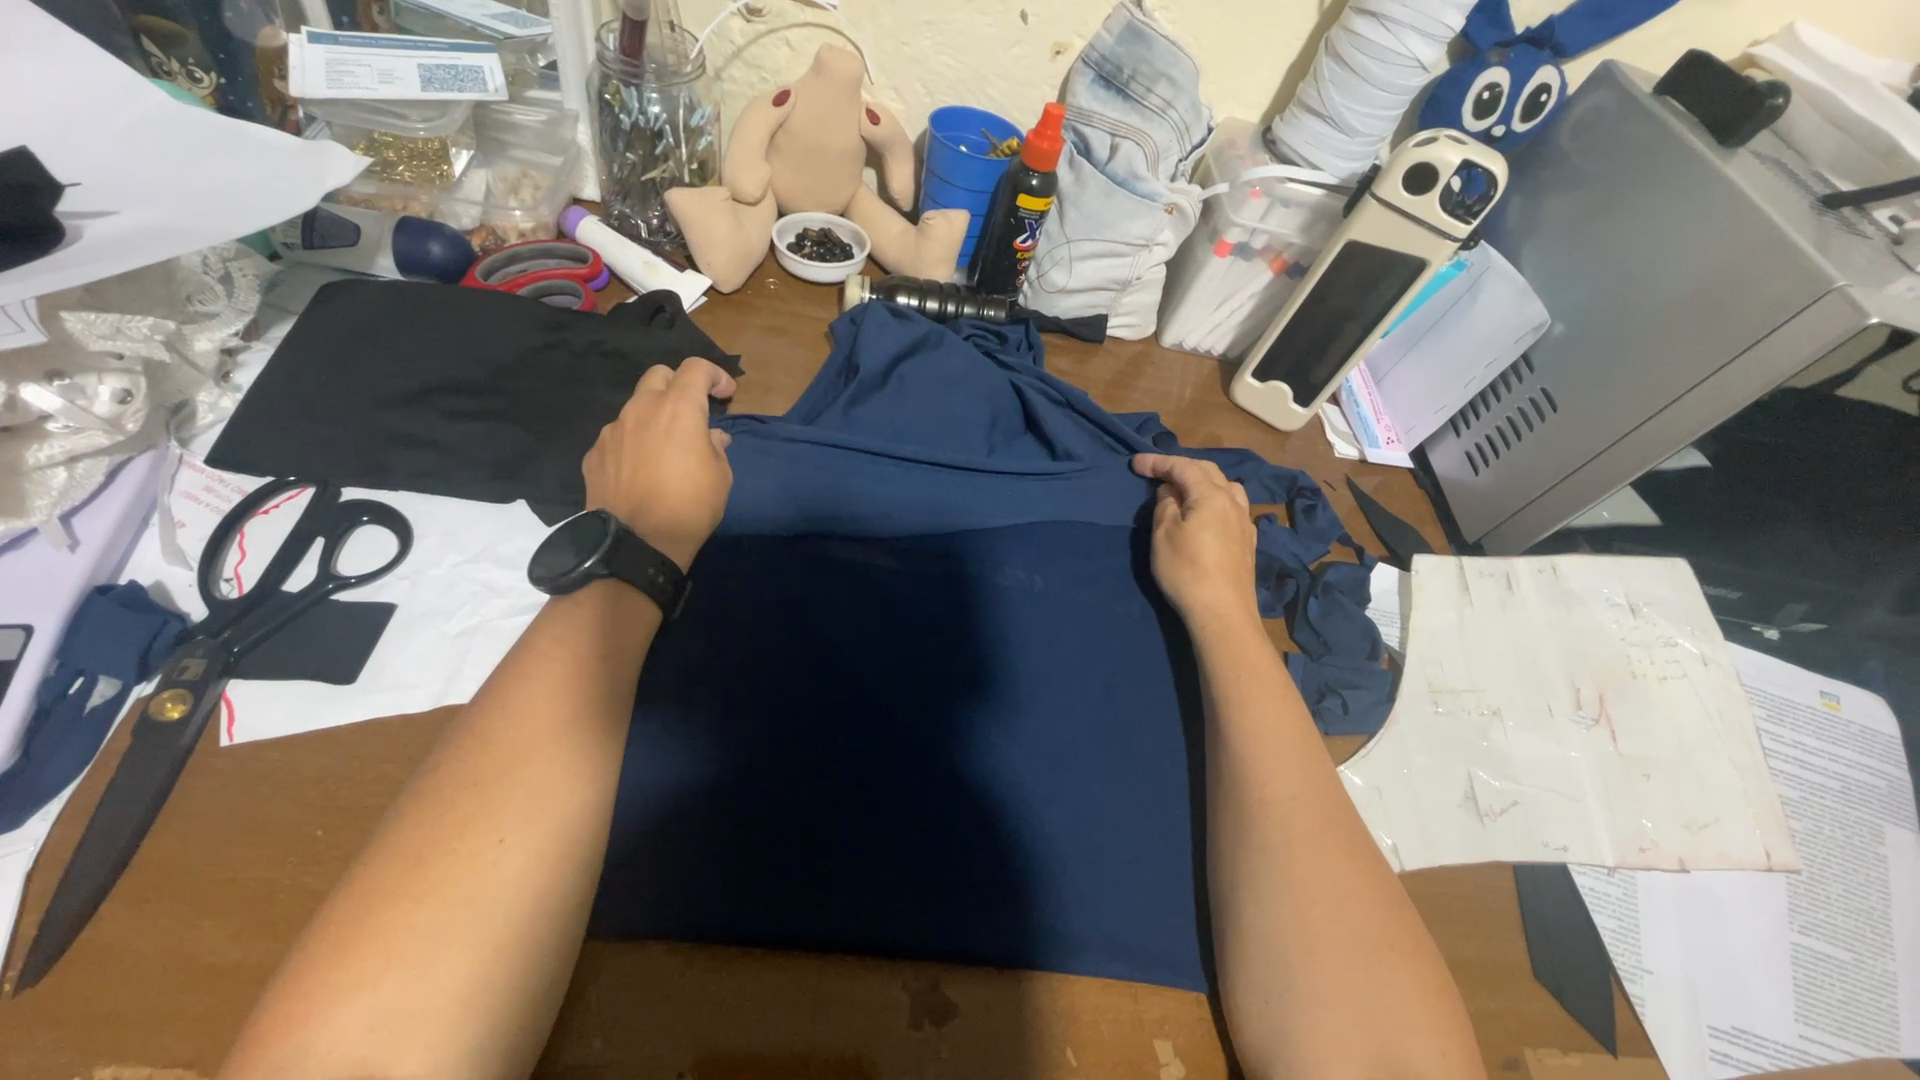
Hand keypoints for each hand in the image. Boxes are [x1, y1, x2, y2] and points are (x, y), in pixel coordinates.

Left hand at [583, 358, 736, 570]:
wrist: (637, 544)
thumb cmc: (690, 507)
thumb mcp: (720, 477)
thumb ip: (716, 447)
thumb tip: (711, 437)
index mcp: (678, 408)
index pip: (696, 368)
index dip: (715, 375)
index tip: (726, 395)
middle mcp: (641, 409)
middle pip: (659, 375)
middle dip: (679, 385)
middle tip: (692, 411)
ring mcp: (613, 431)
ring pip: (635, 408)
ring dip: (654, 418)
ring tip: (665, 449)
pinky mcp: (595, 454)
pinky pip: (618, 438)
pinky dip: (633, 444)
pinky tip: (641, 471)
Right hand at [1133, 453, 1259, 625]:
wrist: (1222, 612)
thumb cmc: (1186, 571)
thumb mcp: (1163, 535)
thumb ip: (1165, 505)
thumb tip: (1172, 492)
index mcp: (1212, 495)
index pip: (1183, 467)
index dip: (1158, 462)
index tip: (1135, 463)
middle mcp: (1233, 502)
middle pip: (1209, 472)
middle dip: (1182, 467)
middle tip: (1157, 473)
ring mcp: (1245, 522)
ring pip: (1226, 488)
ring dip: (1204, 482)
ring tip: (1185, 491)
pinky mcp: (1248, 542)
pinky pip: (1232, 508)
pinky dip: (1215, 501)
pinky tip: (1207, 515)